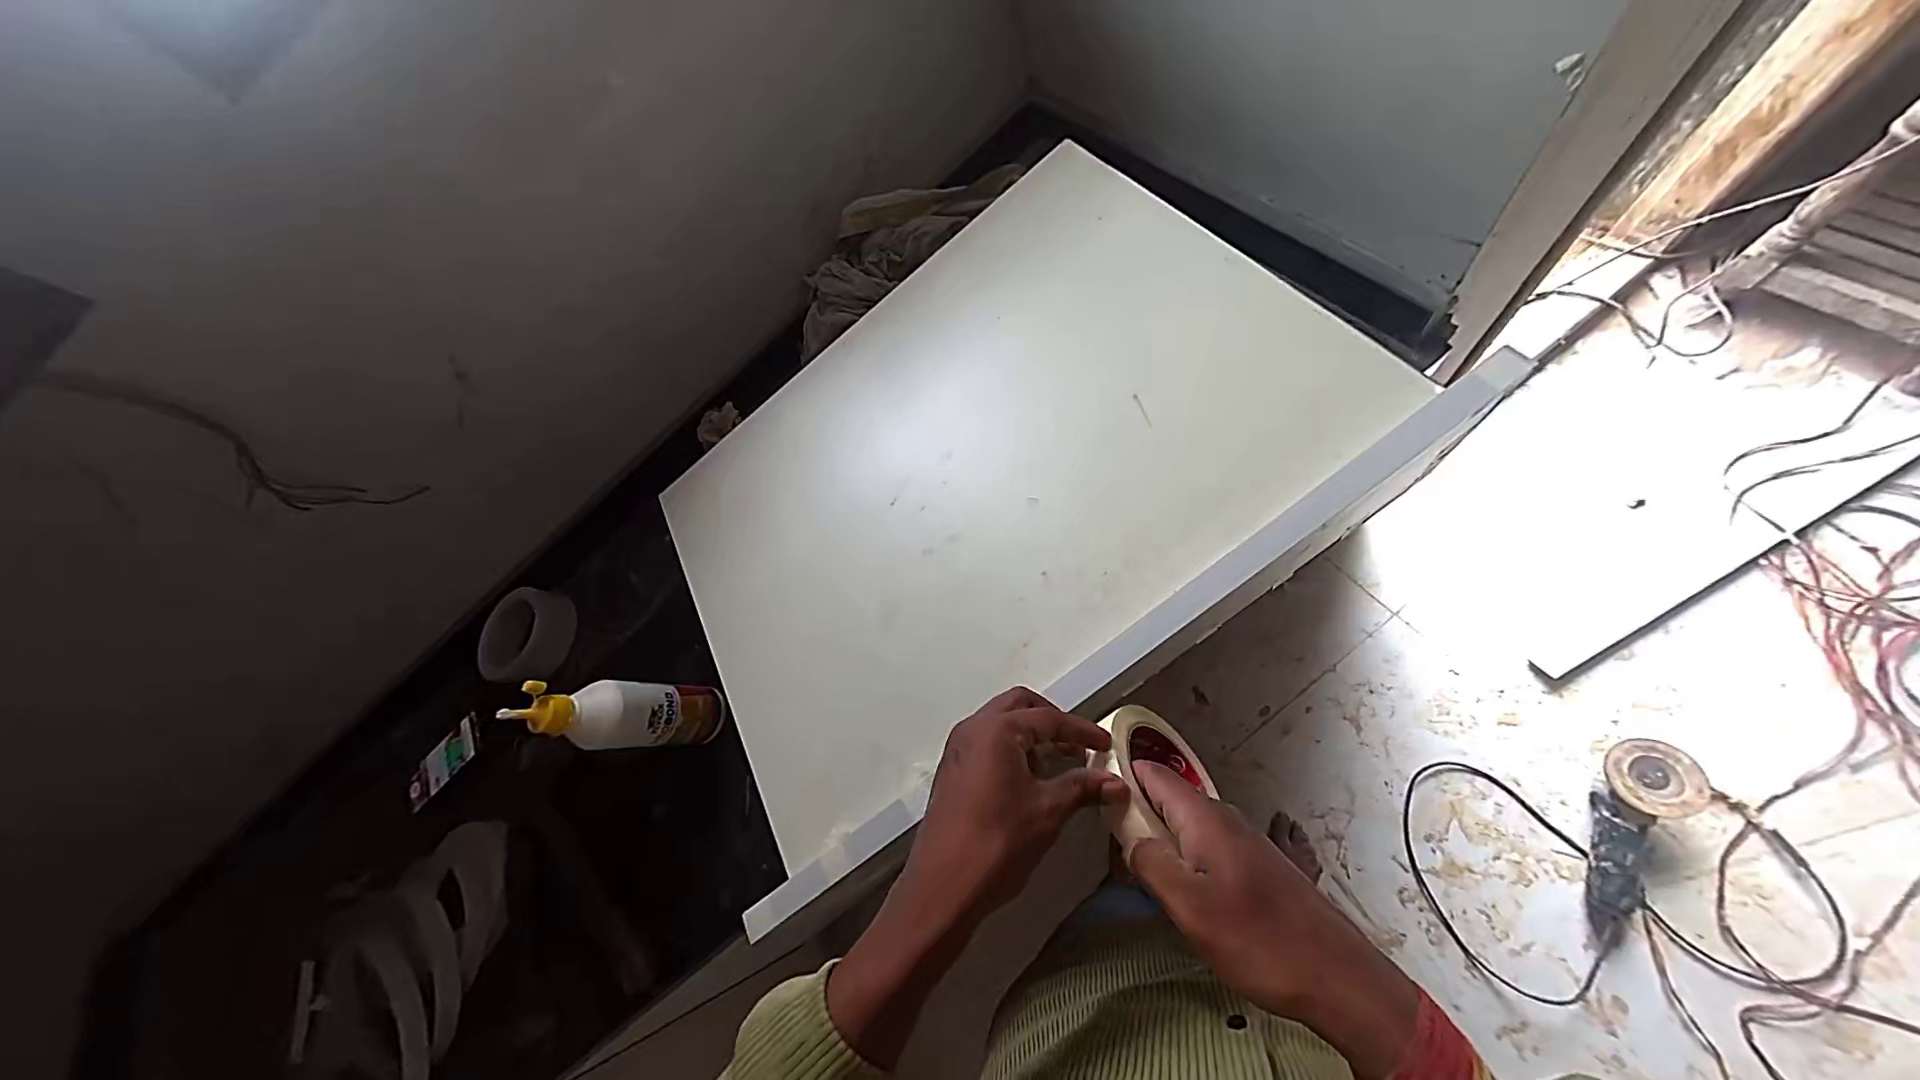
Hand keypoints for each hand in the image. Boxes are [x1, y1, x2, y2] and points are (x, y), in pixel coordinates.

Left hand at [903, 686, 1128, 919]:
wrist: (943, 886)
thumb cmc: (996, 843)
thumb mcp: (1048, 811)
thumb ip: (1082, 788)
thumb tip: (1113, 783)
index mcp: (995, 730)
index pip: (1047, 718)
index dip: (1080, 730)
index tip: (1105, 744)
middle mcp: (972, 730)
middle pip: (1019, 707)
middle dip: (1052, 722)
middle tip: (1079, 745)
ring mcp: (958, 750)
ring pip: (1001, 724)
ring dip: (1031, 736)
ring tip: (1061, 763)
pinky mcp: (953, 771)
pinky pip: (988, 744)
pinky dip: (1013, 750)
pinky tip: (1033, 779)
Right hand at [1128, 761, 1419, 1079]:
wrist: (1340, 979)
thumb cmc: (1263, 943)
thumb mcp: (1189, 907)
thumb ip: (1150, 863)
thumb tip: (1131, 840)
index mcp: (1204, 819)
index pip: (1153, 773)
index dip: (1122, 774)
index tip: (1098, 792)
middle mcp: (1225, 820)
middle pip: (1168, 799)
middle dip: (1140, 817)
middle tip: (1122, 854)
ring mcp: (1245, 842)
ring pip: (1187, 826)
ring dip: (1163, 842)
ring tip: (1154, 882)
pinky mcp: (1258, 866)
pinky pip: (1208, 847)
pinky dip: (1188, 859)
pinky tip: (1191, 896)